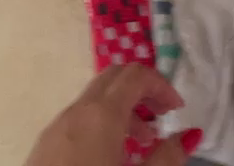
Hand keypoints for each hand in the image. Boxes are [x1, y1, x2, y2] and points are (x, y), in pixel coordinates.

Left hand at [23, 63, 201, 165]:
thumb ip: (166, 158)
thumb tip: (189, 134)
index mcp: (102, 113)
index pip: (136, 74)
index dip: (162, 85)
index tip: (178, 110)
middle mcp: (77, 110)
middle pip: (115, 77)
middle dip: (143, 90)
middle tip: (163, 116)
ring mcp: (57, 126)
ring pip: (95, 98)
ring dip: (123, 108)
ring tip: (143, 141)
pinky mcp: (44, 145)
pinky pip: (79, 118)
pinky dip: (102, 122)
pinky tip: (109, 156)